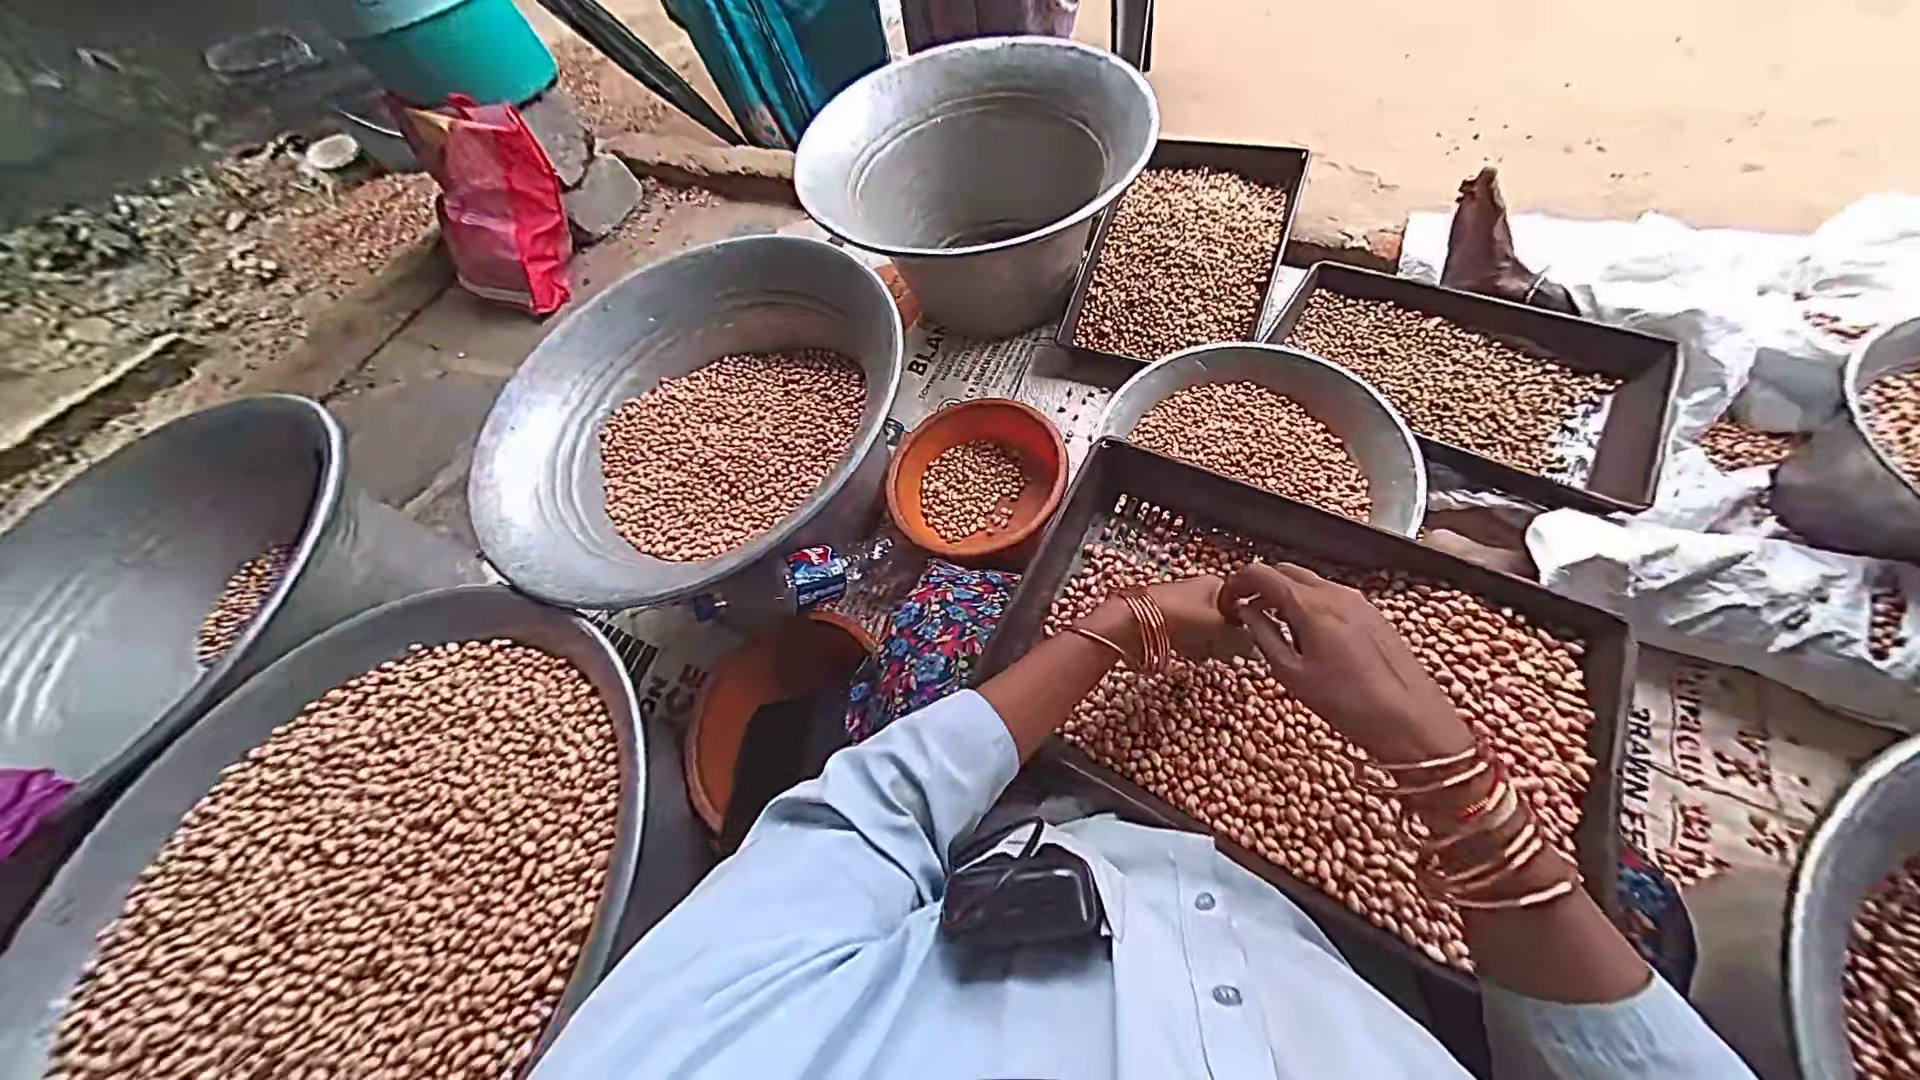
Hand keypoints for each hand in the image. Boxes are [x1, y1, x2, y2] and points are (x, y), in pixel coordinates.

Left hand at [1078, 575, 1246, 664]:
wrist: (1130, 622)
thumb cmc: (1178, 616)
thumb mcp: (1218, 626)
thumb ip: (1243, 637)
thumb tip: (1259, 647)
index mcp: (1217, 585)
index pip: (1246, 604)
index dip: (1250, 624)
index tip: (1251, 642)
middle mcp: (1203, 594)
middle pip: (1229, 622)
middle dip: (1228, 639)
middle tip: (1224, 650)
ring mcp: (1186, 609)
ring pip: (1211, 634)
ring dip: (1209, 646)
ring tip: (1201, 650)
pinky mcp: (1172, 625)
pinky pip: (1192, 640)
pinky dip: (1193, 648)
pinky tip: (1187, 652)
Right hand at [1222, 562, 1471, 763]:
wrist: (1414, 724)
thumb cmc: (1348, 704)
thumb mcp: (1291, 673)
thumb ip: (1263, 635)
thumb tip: (1246, 612)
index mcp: (1311, 607)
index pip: (1261, 573)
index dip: (1236, 582)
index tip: (1227, 601)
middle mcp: (1336, 595)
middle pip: (1285, 570)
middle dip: (1260, 585)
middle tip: (1245, 610)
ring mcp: (1359, 602)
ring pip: (1309, 581)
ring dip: (1285, 594)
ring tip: (1273, 625)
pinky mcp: (1374, 615)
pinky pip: (1331, 595)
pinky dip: (1309, 602)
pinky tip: (1306, 633)